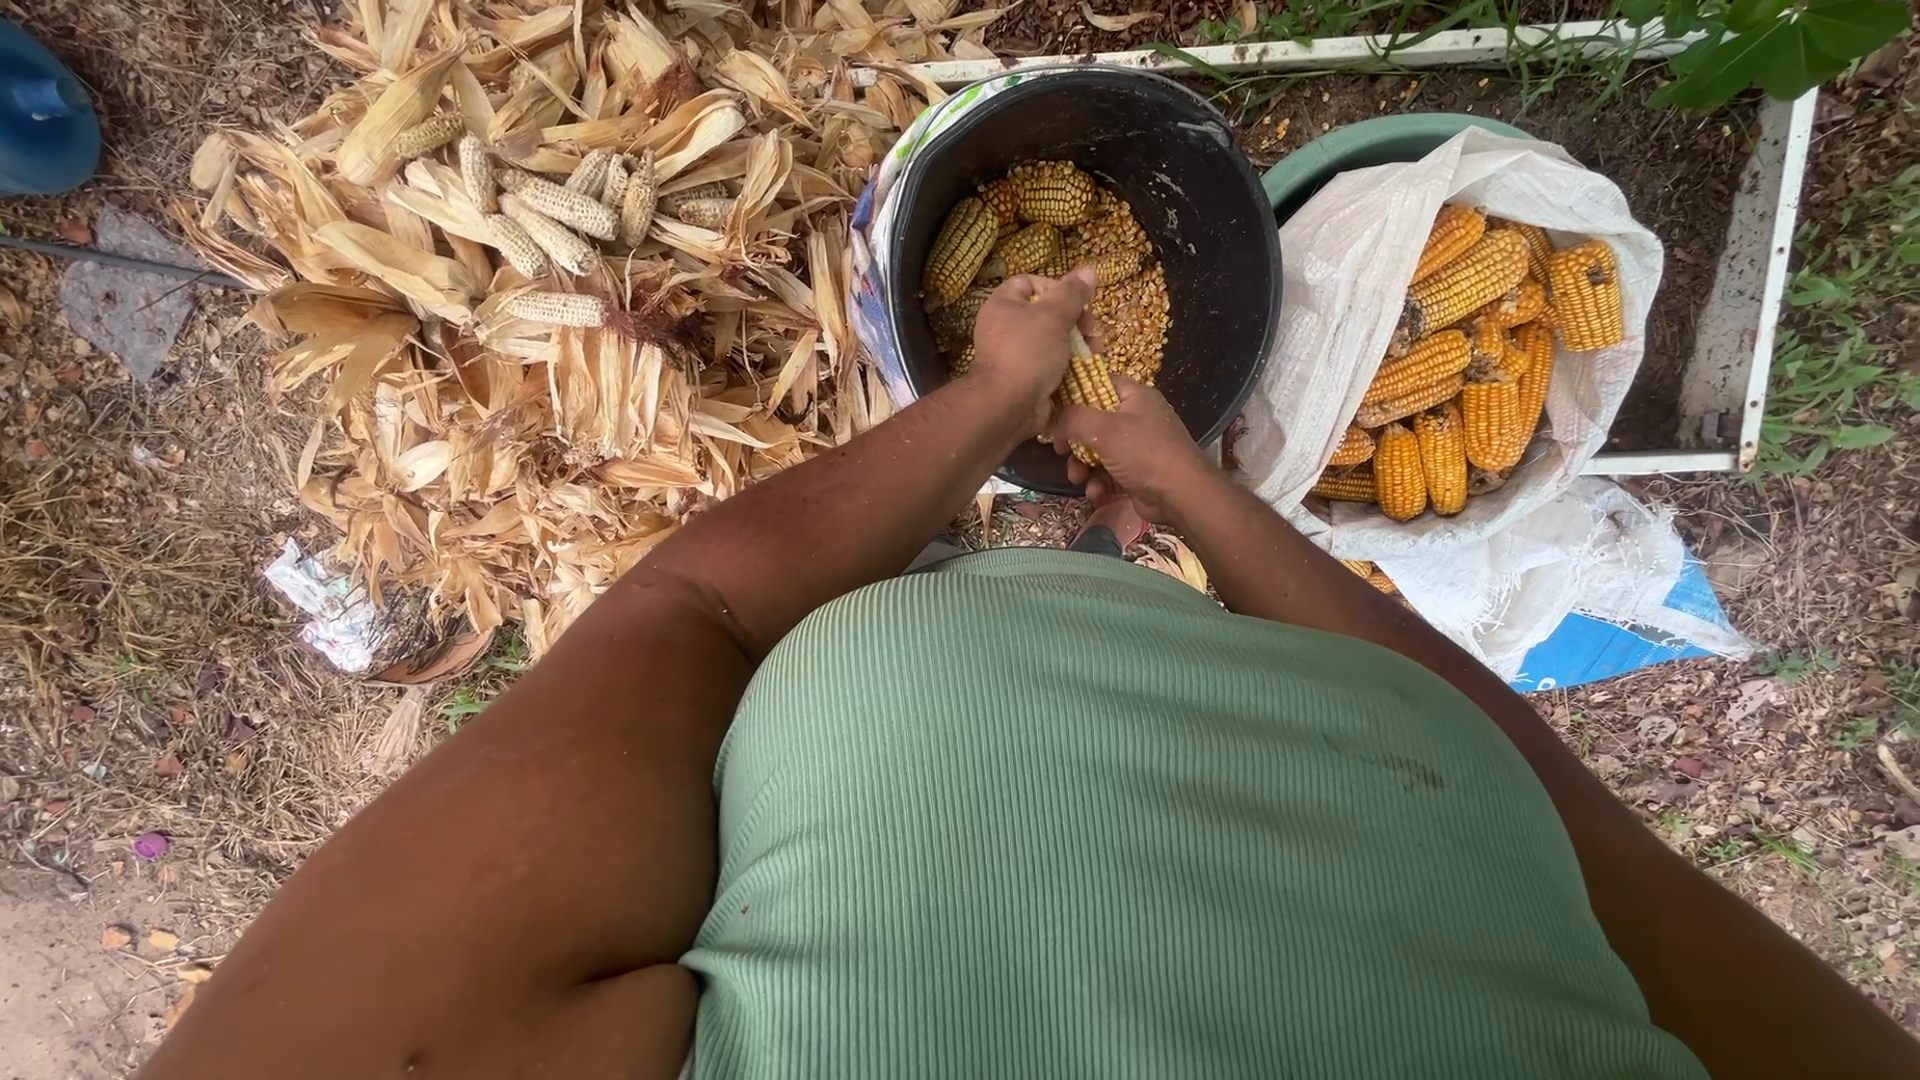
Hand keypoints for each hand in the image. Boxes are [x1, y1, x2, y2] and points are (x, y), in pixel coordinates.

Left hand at [968, 268, 1099, 433]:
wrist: (1009, 406)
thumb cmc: (1028, 352)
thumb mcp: (1054, 316)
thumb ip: (1073, 293)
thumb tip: (1089, 270)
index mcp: (1003, 305)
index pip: (1029, 283)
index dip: (1056, 287)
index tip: (1076, 300)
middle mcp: (1005, 329)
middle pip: (1047, 314)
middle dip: (1076, 320)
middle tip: (1092, 331)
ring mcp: (1015, 356)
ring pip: (1053, 342)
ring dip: (1079, 344)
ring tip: (1097, 351)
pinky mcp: (1026, 379)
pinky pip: (1051, 366)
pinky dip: (1070, 366)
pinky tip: (1089, 369)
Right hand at [1045, 376, 1214, 522]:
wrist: (1180, 496)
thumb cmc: (1145, 453)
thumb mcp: (1105, 430)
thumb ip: (1072, 419)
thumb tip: (1048, 418)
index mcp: (1134, 397)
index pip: (1098, 381)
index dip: (1073, 392)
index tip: (1051, 406)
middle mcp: (1135, 418)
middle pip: (1092, 420)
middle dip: (1073, 438)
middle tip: (1060, 448)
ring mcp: (1135, 447)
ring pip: (1095, 450)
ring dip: (1081, 465)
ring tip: (1078, 477)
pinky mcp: (1134, 473)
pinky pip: (1106, 473)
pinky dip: (1097, 482)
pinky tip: (1095, 492)